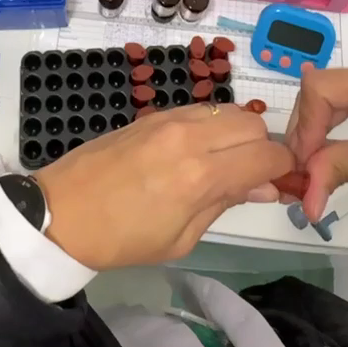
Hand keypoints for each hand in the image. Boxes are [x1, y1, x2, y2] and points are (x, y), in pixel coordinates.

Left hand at [34, 103, 292, 269]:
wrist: (63, 211)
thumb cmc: (122, 238)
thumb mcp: (182, 238)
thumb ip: (226, 202)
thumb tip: (266, 186)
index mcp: (199, 176)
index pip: (266, 154)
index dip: (284, 168)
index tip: (283, 183)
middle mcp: (189, 137)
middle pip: (253, 122)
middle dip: (263, 147)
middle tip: (254, 175)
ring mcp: (169, 119)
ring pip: (228, 109)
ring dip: (240, 132)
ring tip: (226, 162)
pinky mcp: (154, 113)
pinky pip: (201, 108)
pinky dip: (214, 124)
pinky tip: (200, 151)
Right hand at [284, 46, 347, 219]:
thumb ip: (338, 169)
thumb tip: (303, 199)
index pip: (322, 89)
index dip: (305, 126)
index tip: (300, 164)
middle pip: (321, 89)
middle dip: (307, 130)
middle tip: (300, 170)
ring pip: (327, 91)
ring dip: (314, 126)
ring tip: (310, 161)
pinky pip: (342, 93)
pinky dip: (329, 119)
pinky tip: (325, 144)